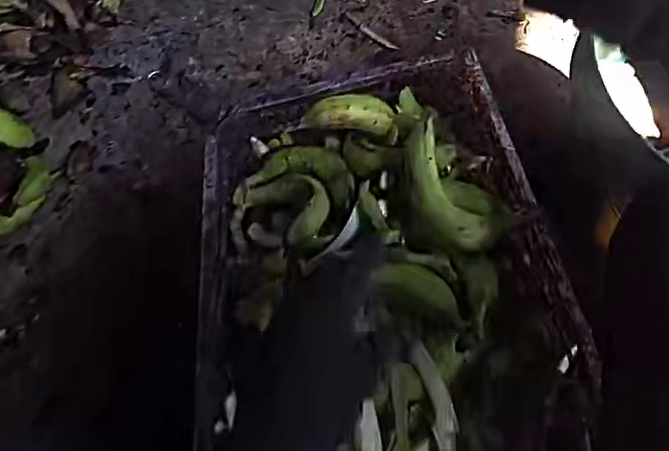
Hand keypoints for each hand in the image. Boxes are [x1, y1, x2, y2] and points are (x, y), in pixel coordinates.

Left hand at [228, 238, 385, 450]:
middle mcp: (305, 299)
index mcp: (333, 299)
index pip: (358, 264)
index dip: (373, 250)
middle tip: (365, 263)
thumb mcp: (365, 374)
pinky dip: (307, 307)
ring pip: (308, 286)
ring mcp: (280, 317)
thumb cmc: (328, 401)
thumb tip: (404, 328)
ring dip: (326, 283)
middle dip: (348, 263)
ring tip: (344, 289)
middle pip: (329, 269)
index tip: (385, 239)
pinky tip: (315, 318)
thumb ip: (385, 344)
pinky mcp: (264, 339)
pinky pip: (291, 309)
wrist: (274, 440)